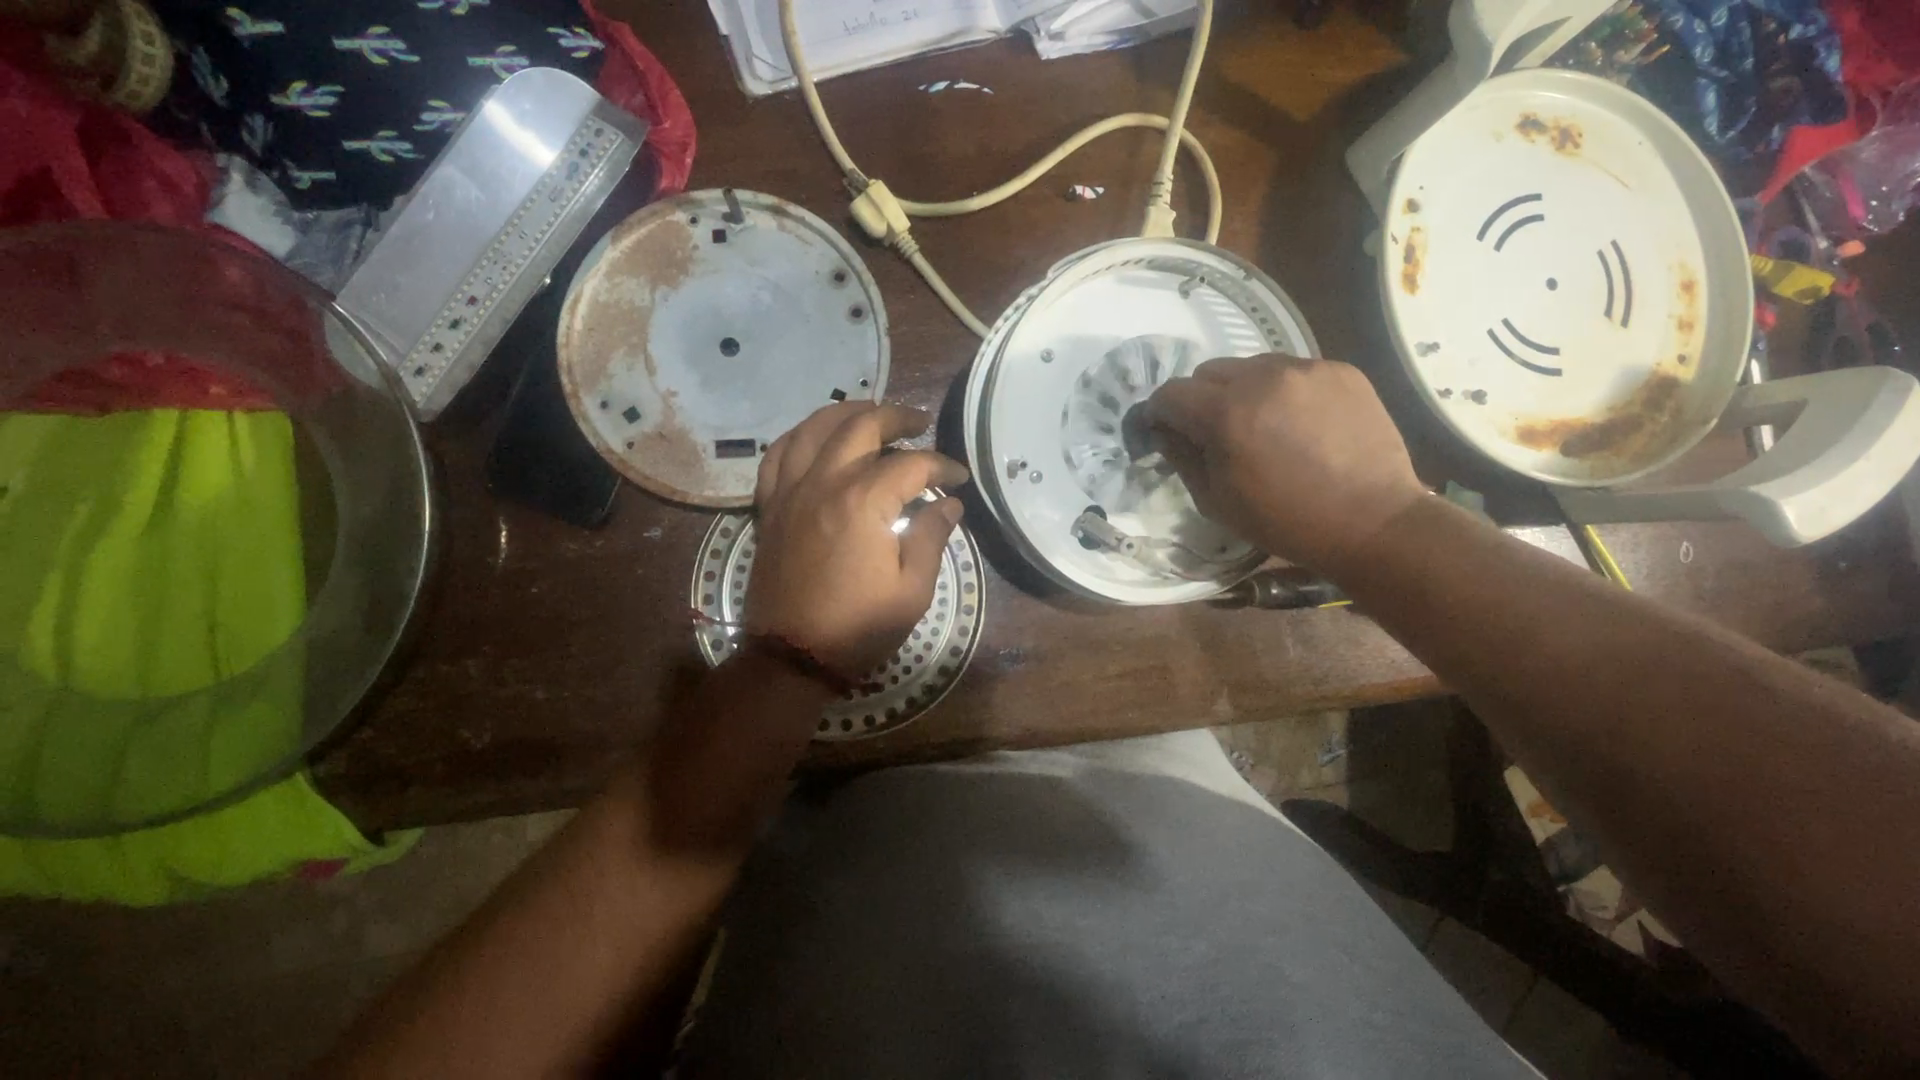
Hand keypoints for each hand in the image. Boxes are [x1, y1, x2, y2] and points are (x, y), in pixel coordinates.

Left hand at [747, 402, 969, 678]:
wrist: (791, 657)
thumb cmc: (858, 628)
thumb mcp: (911, 591)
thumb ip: (930, 537)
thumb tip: (948, 504)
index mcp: (863, 502)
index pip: (912, 464)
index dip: (941, 466)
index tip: (958, 478)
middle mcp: (824, 483)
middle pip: (861, 426)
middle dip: (897, 418)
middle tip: (919, 424)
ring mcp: (790, 491)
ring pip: (814, 428)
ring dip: (847, 413)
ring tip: (872, 414)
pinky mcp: (770, 506)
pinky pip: (778, 455)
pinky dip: (799, 437)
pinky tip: (816, 438)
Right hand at [1146, 354, 1424, 575]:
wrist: (1372, 521)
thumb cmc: (1284, 521)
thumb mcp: (1216, 501)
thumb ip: (1182, 457)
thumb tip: (1165, 431)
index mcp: (1226, 413)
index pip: (1171, 393)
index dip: (1161, 413)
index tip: (1167, 432)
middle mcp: (1263, 377)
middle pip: (1208, 372)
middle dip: (1202, 399)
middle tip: (1218, 434)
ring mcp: (1306, 369)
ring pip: (1252, 366)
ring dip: (1244, 391)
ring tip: (1264, 426)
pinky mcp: (1340, 371)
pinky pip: (1294, 370)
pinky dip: (1285, 392)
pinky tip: (1301, 424)